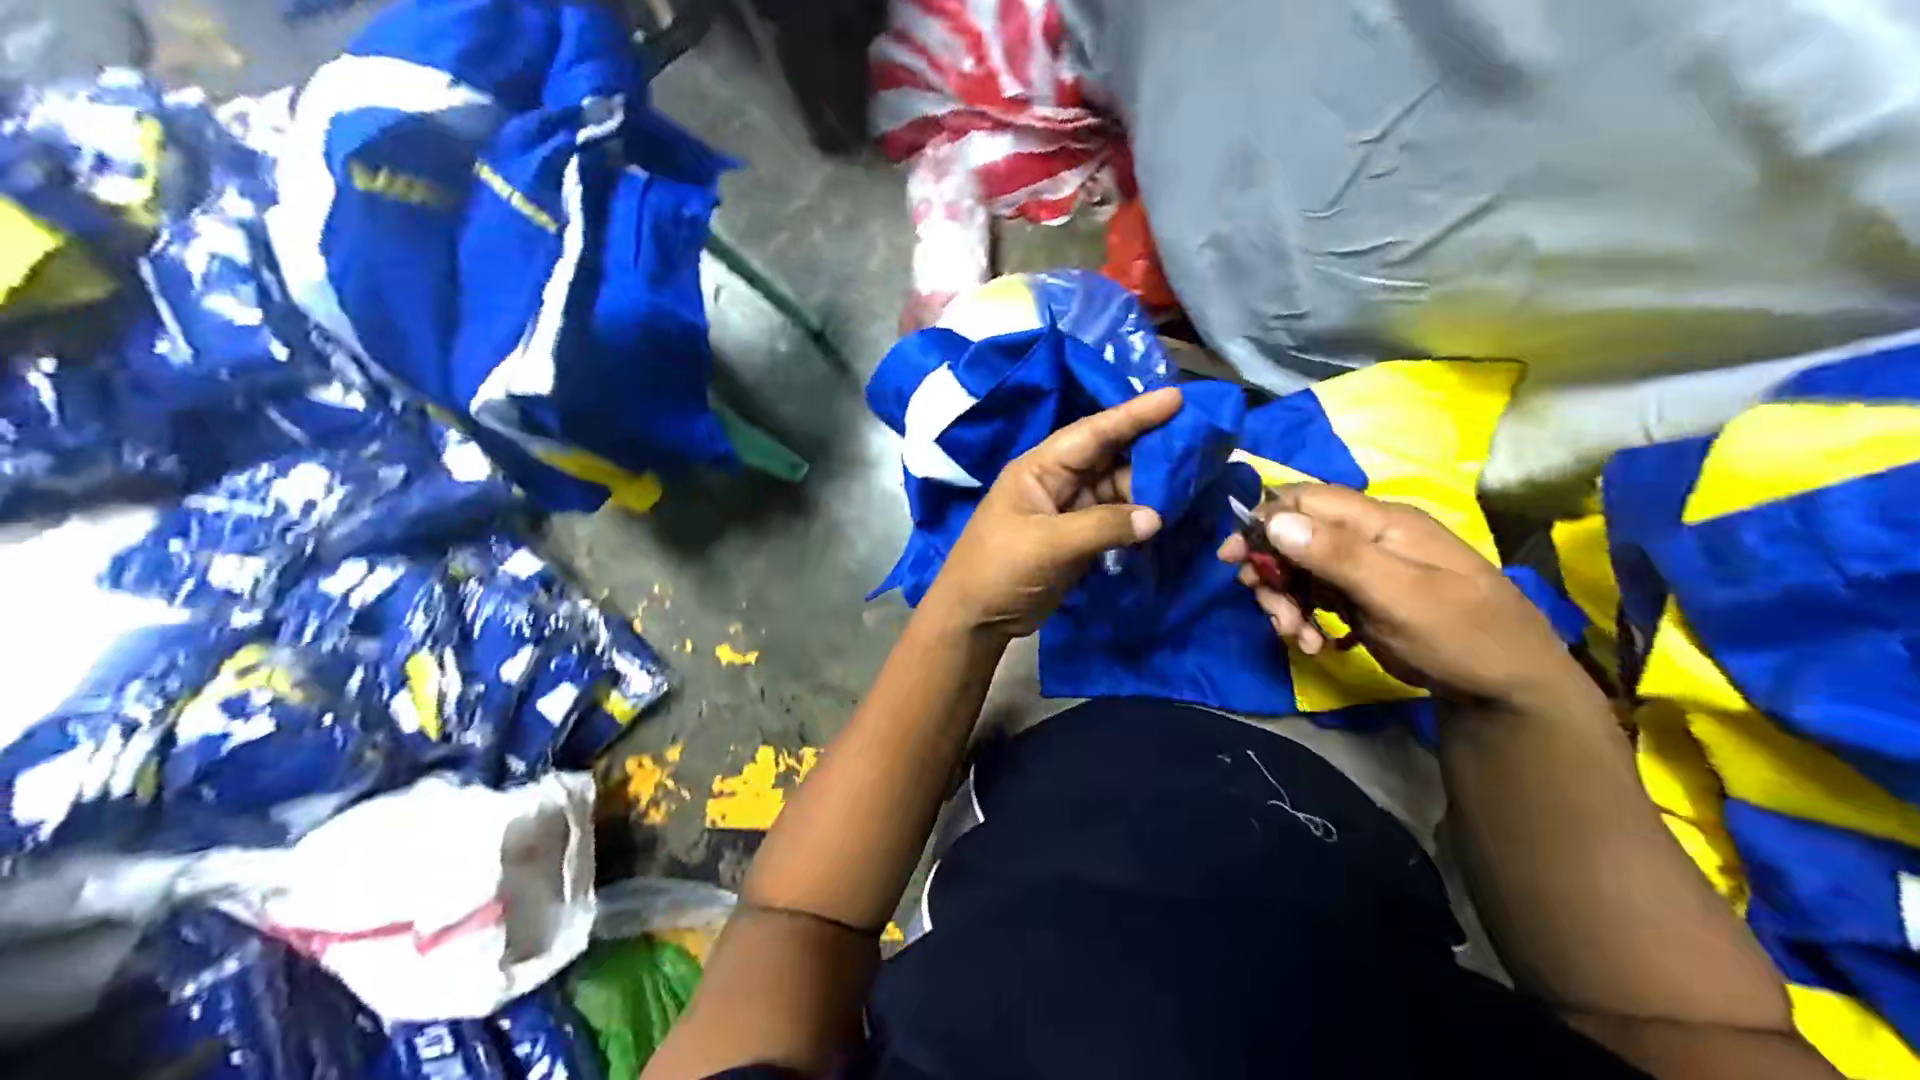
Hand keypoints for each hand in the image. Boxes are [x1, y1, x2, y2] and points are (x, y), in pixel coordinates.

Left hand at [921, 387, 1182, 639]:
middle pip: (1112, 456)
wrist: (976, 617)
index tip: (1176, 397)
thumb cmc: (999, 569)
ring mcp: (1069, 510)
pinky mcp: (1079, 538)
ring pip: (1118, 488)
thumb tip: (1158, 517)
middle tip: (1202, 440)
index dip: (1134, 414)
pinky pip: (1117, 519)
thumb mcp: (1047, 544)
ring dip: (1152, 487)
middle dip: (1152, 448)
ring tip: (1197, 479)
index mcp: (1040, 468)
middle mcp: (1058, 482)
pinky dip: (1141, 518)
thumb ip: (1103, 527)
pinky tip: (1172, 514)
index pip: (1093, 432)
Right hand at [1217, 483, 1581, 707]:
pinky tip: (1314, 643)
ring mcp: (1361, 568)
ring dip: (1284, 602)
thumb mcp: (1402, 595)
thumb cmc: (1463, 634)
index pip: (1305, 500)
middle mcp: (1366, 537)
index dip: (1263, 522)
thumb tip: (1275, 520)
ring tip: (1298, 636)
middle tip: (1271, 609)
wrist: (1507, 688)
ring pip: (1296, 570)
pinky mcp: (1357, 597)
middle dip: (1272, 573)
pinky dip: (1302, 618)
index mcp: (1380, 522)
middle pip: (1293, 537)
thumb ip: (1338, 555)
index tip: (1234, 558)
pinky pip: (1311, 596)